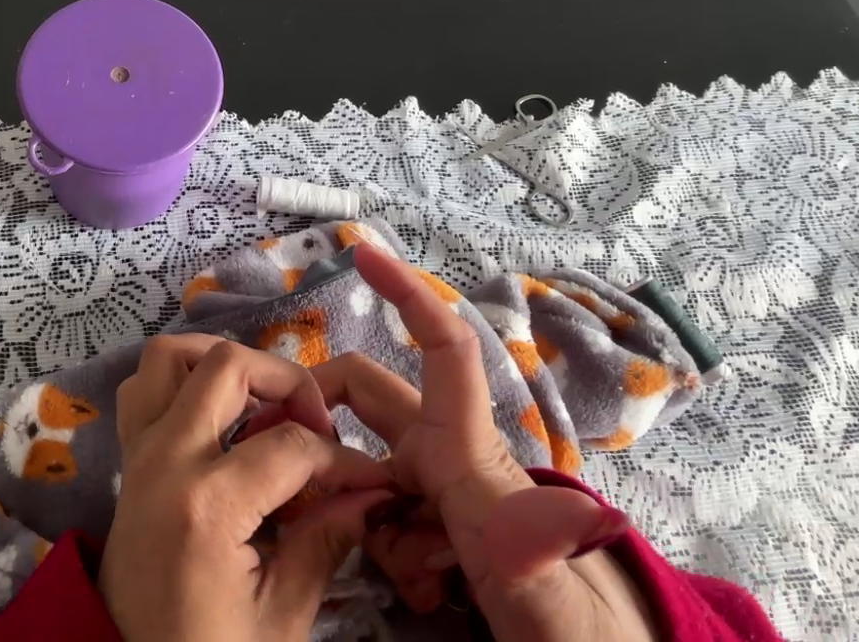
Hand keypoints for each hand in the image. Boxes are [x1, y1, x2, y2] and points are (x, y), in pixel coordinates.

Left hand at [99, 334, 394, 641]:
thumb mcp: (281, 613)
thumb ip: (325, 540)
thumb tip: (370, 491)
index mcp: (207, 502)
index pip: (290, 445)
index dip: (342, 459)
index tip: (370, 480)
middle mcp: (166, 456)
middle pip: (227, 366)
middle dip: (285, 379)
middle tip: (314, 422)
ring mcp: (139, 449)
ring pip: (171, 356)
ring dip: (222, 361)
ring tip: (263, 399)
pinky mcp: (128, 454)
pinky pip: (143, 385)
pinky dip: (180, 378)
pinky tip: (216, 411)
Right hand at [310, 244, 661, 641]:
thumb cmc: (576, 626)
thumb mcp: (547, 589)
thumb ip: (521, 545)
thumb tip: (524, 512)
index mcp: (467, 453)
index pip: (444, 352)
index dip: (407, 294)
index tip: (363, 254)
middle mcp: (442, 460)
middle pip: (366, 399)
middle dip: (322, 416)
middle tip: (283, 457)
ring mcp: (429, 495)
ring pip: (353, 466)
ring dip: (351, 509)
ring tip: (414, 581)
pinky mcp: (422, 531)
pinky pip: (366, 515)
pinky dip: (371, 546)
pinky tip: (421, 593)